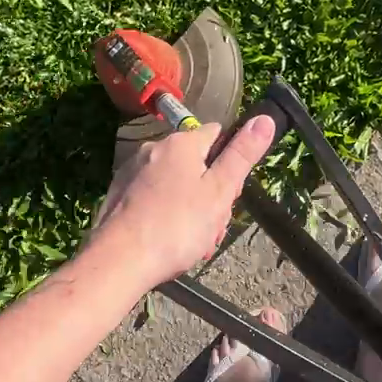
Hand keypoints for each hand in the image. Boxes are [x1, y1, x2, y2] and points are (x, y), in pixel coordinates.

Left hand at [86, 116, 276, 289]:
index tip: (229, 193)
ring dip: (187, 205)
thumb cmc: (175, 227)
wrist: (117, 263)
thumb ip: (242, 154)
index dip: (230, 163)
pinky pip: (151, 196)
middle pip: (195, 161)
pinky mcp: (118, 194)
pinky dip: (162, 212)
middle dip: (208, 191)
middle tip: (210, 226)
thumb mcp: (220, 191)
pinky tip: (164, 240)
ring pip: (173, 181)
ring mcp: (132, 171)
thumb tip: (264, 118)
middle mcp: (154, 148)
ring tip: (189, 241)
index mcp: (181, 143)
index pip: (217, 134)